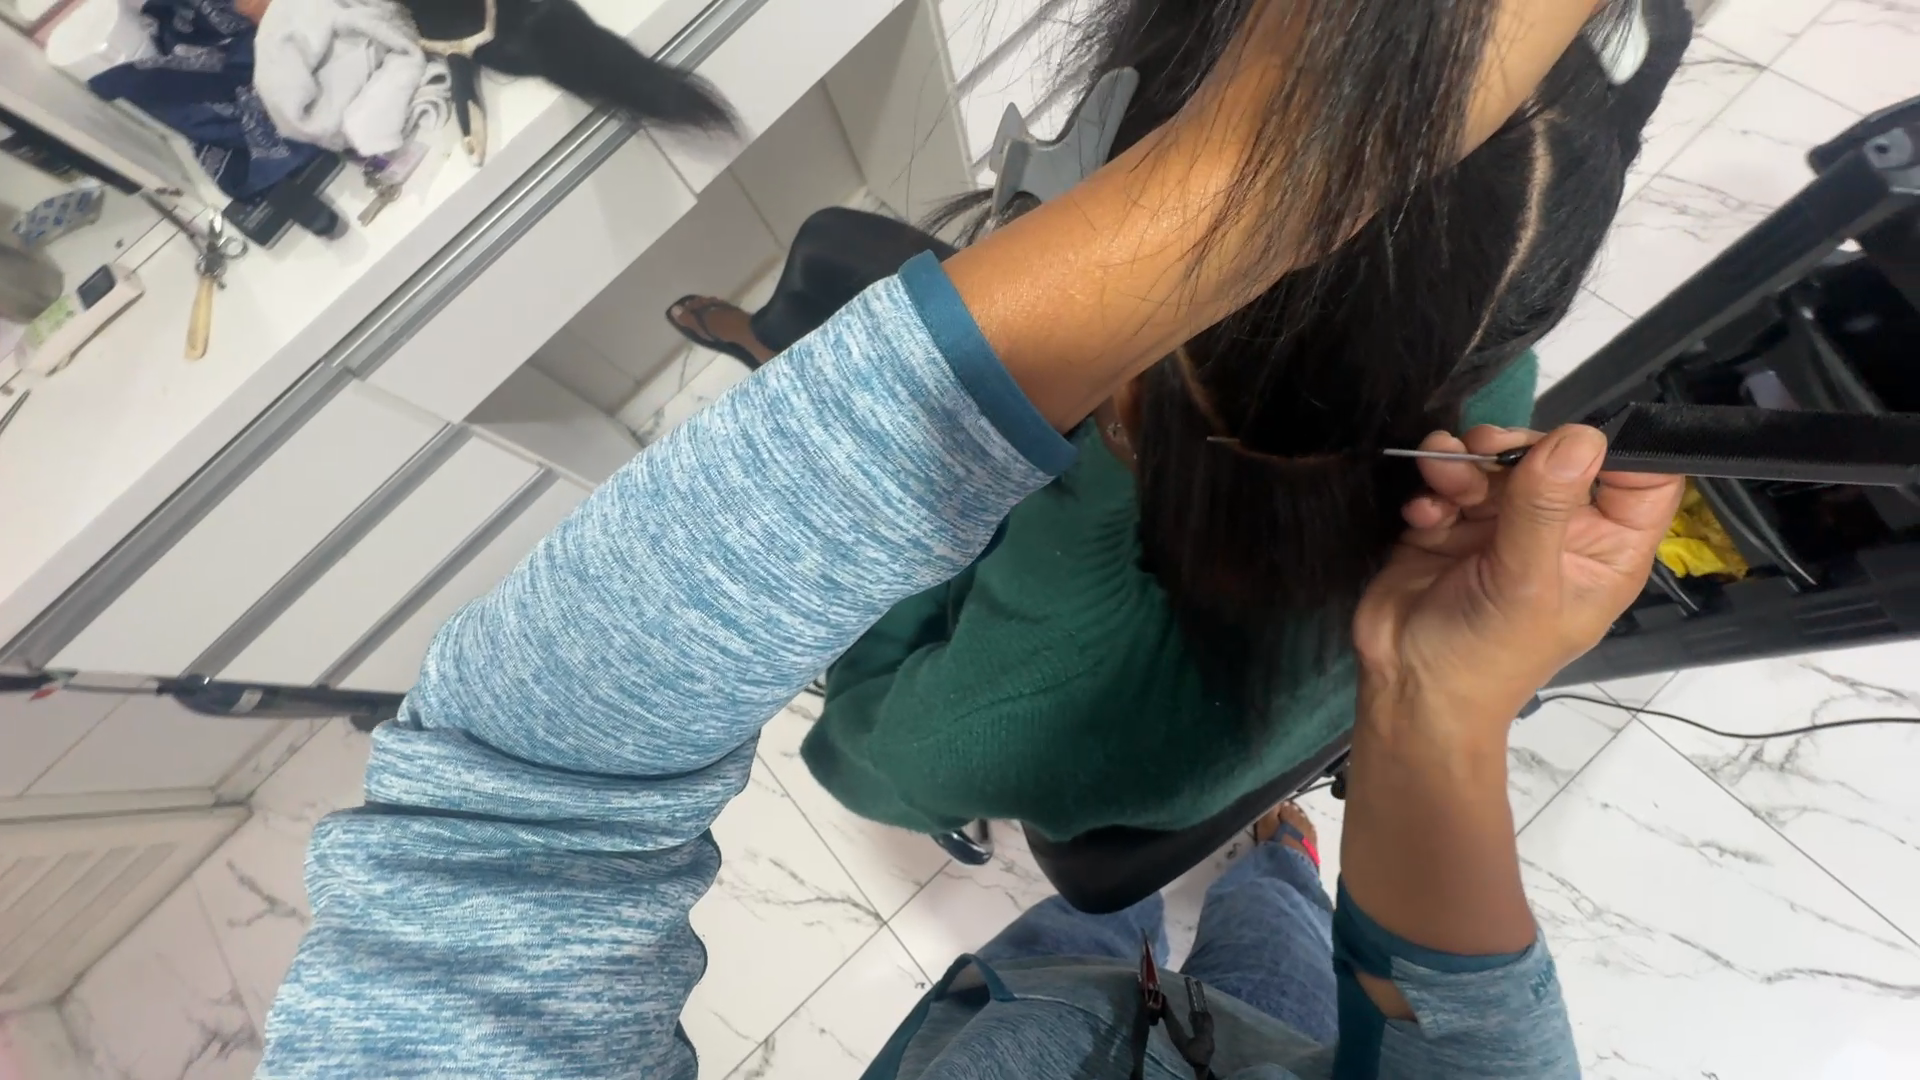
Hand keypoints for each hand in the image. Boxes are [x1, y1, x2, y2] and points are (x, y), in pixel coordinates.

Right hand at [1353, 424, 1684, 727]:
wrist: (1407, 684)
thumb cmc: (1486, 651)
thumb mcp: (1524, 583)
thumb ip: (1544, 510)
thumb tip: (1577, 437)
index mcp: (1600, 547)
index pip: (1637, 478)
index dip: (1610, 450)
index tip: (1561, 442)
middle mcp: (1551, 530)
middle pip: (1548, 459)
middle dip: (1511, 449)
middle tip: (1479, 450)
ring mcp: (1491, 528)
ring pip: (1487, 466)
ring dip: (1459, 463)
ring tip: (1437, 476)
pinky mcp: (1440, 529)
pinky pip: (1440, 489)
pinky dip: (1427, 491)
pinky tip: (1419, 515)